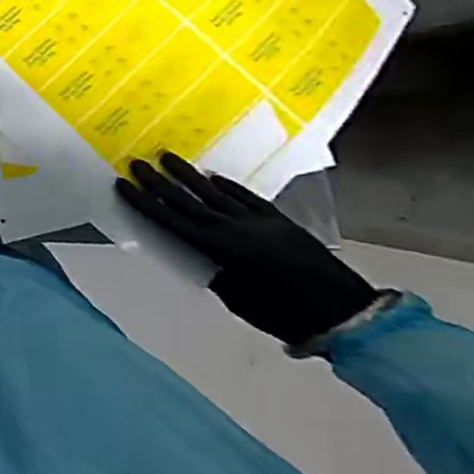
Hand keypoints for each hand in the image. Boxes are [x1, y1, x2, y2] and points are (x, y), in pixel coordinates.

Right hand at [115, 151, 377, 345]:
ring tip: (168, 157)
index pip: (170, 218)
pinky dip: (228, 186)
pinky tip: (213, 177)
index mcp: (219, 249)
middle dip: (158, 180)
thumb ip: (212, 270)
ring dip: (189, 175)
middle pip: (188, 199)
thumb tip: (197, 254)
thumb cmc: (284, 315)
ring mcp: (260, 222)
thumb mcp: (235, 297)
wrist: (349, 317)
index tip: (123, 183)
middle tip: (137, 162)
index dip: (144, 201)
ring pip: (216, 193)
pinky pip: (247, 198)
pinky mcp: (281, 222)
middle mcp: (236, 228)